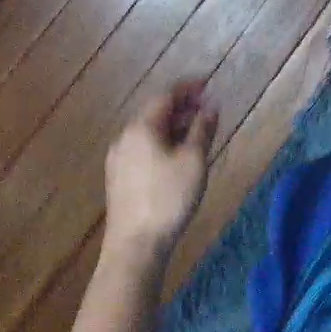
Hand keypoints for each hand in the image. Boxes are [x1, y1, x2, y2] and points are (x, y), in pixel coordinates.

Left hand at [102, 80, 218, 254]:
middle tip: (208, 109)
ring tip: (199, 132)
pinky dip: (164, 142)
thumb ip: (202, 128)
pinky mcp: (120, 178)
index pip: (166, 95)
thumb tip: (211, 107)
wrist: (135, 247)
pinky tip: (180, 155)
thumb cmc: (168, 197)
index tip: (209, 84)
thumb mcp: (194, 160)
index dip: (189, 87)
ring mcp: (119, 159)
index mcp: (141, 128)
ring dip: (174, 126)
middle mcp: (125, 138)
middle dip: (183, 107)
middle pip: (156, 112)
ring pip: (150, 131)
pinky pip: (145, 147)